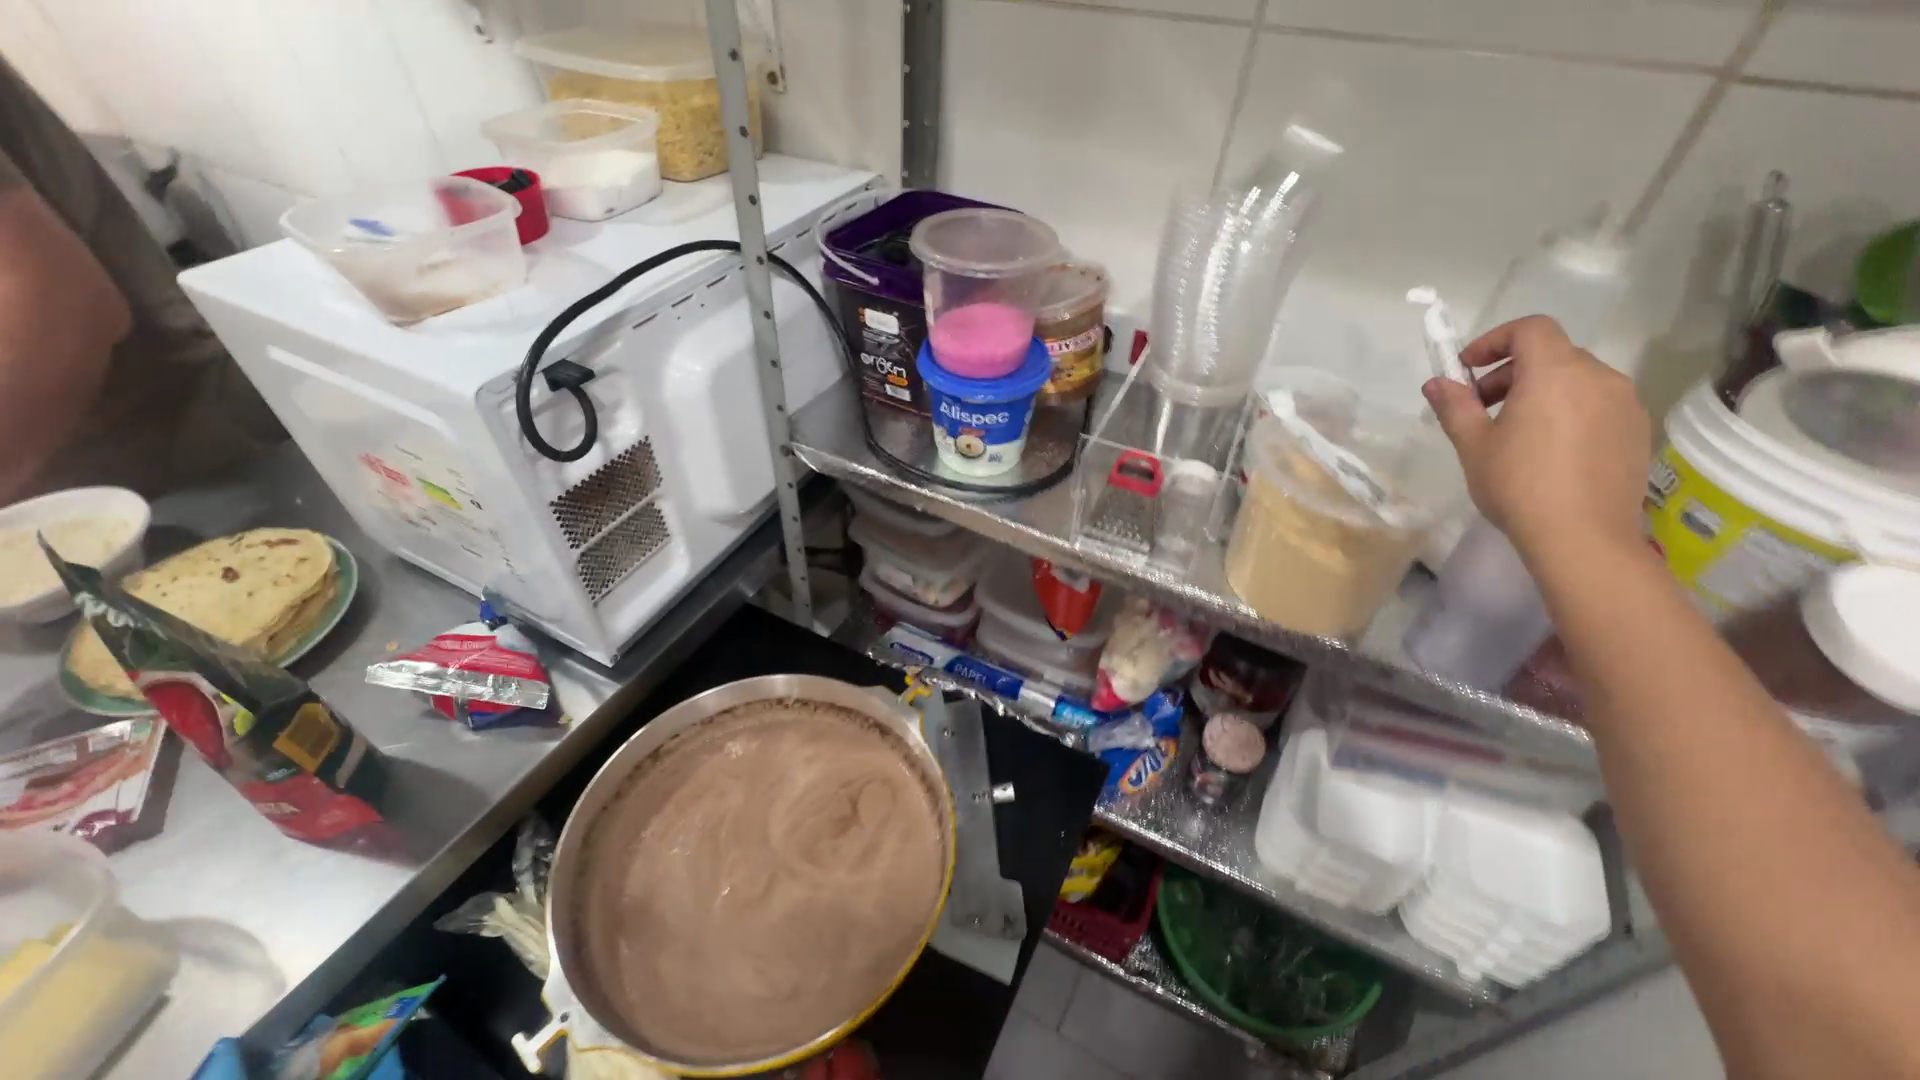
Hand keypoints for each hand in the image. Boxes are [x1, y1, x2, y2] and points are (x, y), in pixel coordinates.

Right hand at [1422, 315, 1650, 559]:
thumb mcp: (1473, 445)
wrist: (1583, 537)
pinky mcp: (1638, 431)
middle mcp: (1598, 377)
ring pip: (1578, 380)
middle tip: (1483, 407)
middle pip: (1553, 354)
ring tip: (1517, 432)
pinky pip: (1599, 405)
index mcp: (1555, 373)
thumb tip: (1437, 383)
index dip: (1495, 340)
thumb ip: (1455, 407)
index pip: (1530, 329)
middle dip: (1513, 372)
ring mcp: (1625, 403)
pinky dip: (1570, 412)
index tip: (1468, 369)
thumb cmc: (1518, 485)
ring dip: (1543, 392)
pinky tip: (1551, 451)